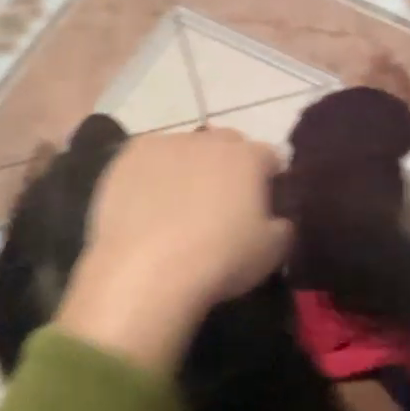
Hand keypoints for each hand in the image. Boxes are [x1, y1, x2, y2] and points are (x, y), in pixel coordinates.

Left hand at [56, 129, 292, 370]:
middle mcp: (206, 139)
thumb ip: (284, 226)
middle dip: (231, 167)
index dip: (272, 181)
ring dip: (191, 169)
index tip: (267, 206)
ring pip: (186, 150)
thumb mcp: (273, 252)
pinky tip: (151, 208)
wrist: (148, 271)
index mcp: (248, 158)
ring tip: (183, 207)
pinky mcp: (125, 160)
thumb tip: (279, 218)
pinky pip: (149, 162)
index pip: (271, 157)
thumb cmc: (221, 260)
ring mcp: (162, 145)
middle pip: (227, 145)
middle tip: (225, 205)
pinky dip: (155, 178)